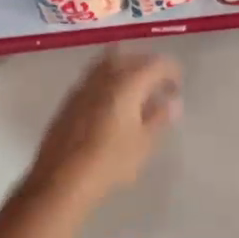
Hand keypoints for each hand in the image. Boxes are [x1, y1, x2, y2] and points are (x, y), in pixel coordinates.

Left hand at [27, 50, 182, 208]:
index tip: (177, 86)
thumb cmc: (110, 162)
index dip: (171, 71)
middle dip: (148, 66)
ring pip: (110, 63)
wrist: (61, 179)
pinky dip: (109, 80)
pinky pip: (95, 76)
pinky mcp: (70, 98)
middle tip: (159, 86)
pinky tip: (112, 103)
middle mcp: (105, 75)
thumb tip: (172, 102)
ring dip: (126, 70)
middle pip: (131, 57)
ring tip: (136, 92)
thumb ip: (159, 118)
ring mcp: (84, 84)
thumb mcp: (143, 144)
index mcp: (128, 82)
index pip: (156, 63)